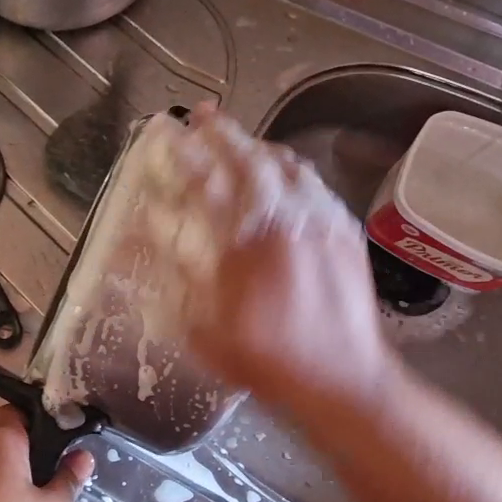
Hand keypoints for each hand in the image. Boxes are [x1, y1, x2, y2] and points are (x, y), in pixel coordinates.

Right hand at [142, 105, 392, 402]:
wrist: (346, 385)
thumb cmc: (268, 362)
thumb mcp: (204, 328)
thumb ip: (179, 275)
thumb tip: (154, 234)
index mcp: (245, 240)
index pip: (208, 179)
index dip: (186, 152)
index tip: (171, 132)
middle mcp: (285, 221)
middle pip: (251, 159)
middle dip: (224, 133)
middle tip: (204, 116)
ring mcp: (321, 225)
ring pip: (289, 166)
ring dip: (260, 148)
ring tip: (242, 142)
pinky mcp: (346, 237)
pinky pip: (317, 188)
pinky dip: (294, 173)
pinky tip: (288, 179)